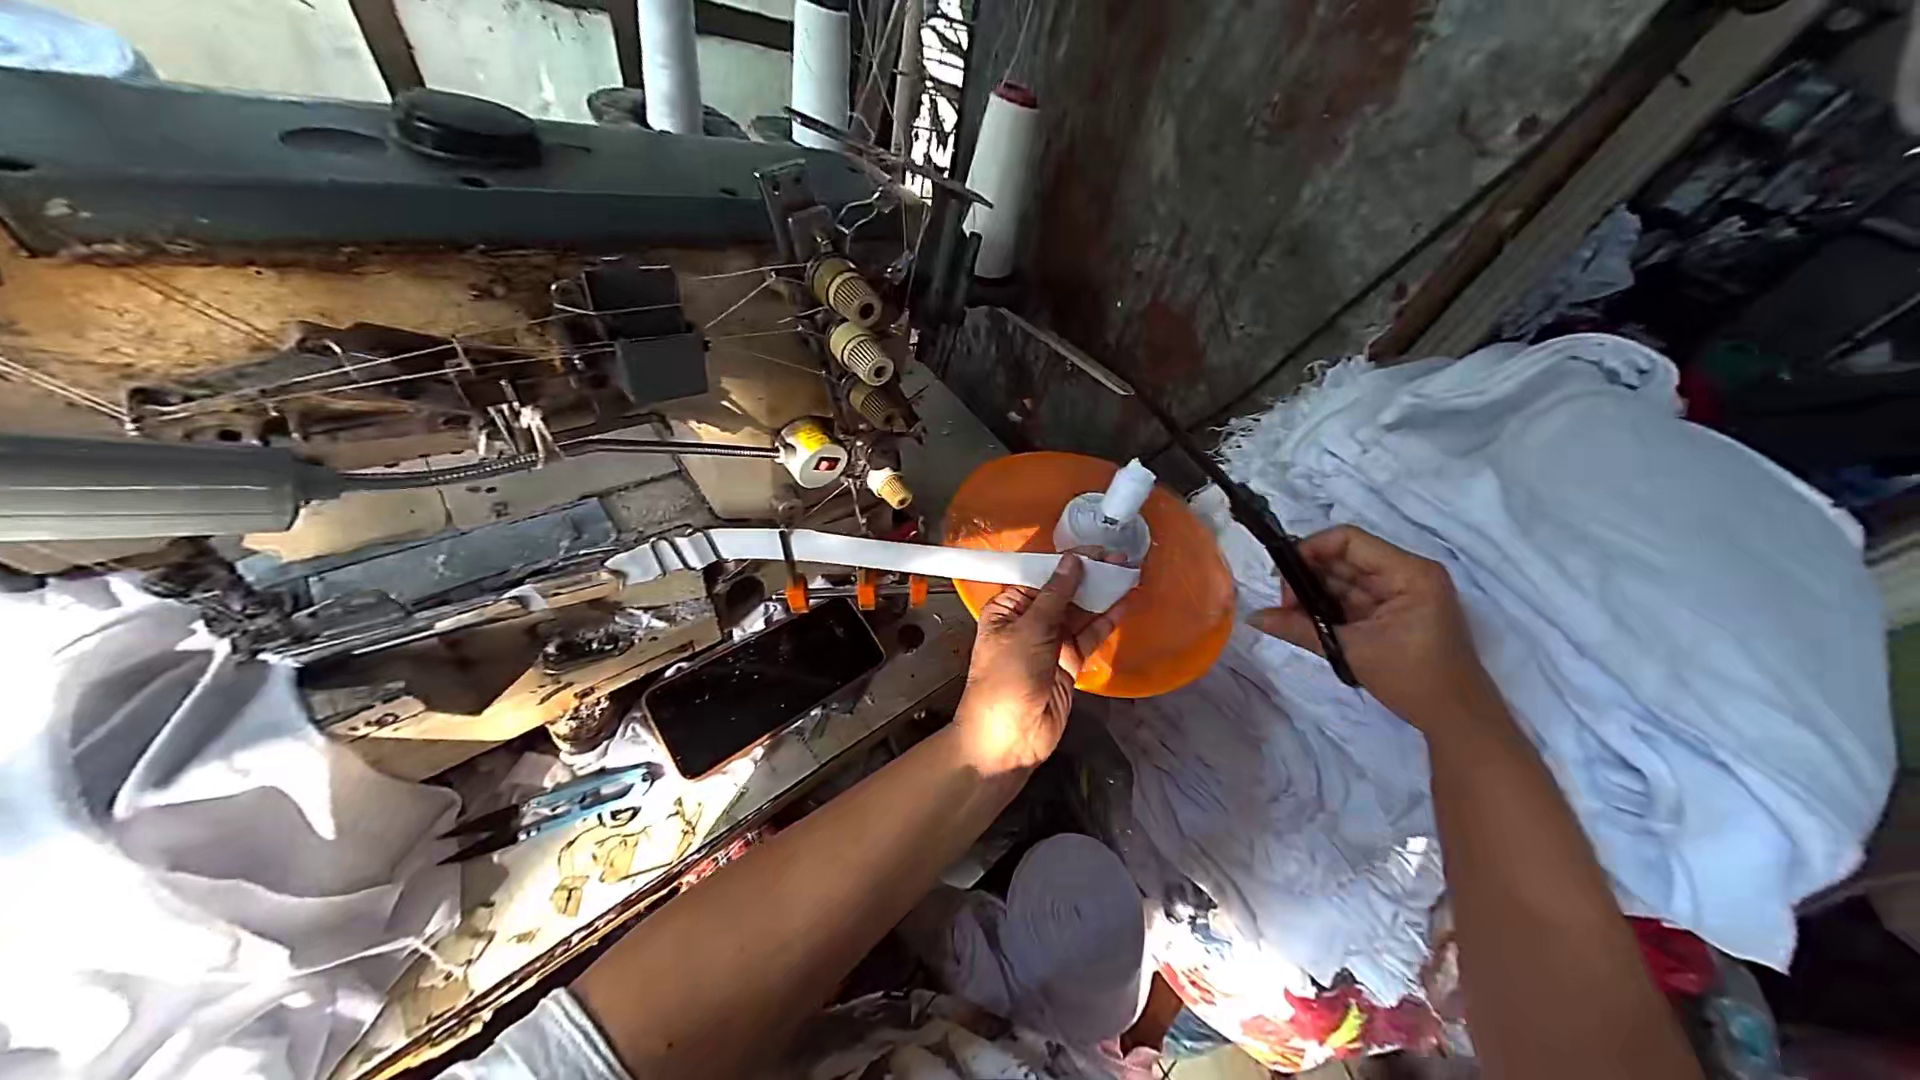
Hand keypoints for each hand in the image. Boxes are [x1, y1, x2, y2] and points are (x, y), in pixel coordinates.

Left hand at [954, 551, 1128, 773]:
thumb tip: (1071, 562)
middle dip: (1090, 574)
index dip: (1067, 561)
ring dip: (1102, 593)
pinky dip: (1106, 618)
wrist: (1008, 737)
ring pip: (1080, 610)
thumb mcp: (1028, 630)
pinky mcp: (1068, 660)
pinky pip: (1089, 634)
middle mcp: (1029, 620)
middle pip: (1063, 590)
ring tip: (1128, 573)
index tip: (1096, 549)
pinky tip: (1124, 601)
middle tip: (1120, 558)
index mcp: (1008, 607)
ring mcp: (1050, 641)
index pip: (1040, 575)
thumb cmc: (1006, 678)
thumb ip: (1054, 595)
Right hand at [1249, 525, 1499, 732]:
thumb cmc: (1414, 680)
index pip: (1349, 540)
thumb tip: (1252, 617)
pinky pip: (1349, 597)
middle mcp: (1405, 573)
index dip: (1310, 550)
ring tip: (1289, 615)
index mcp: (1408, 573)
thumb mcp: (1351, 651)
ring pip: (1342, 577)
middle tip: (1282, 603)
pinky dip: (1325, 605)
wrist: (1457, 719)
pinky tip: (1304, 619)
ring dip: (1312, 592)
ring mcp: (1399, 591)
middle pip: (1343, 557)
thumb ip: (1299, 629)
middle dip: (1307, 575)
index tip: (1282, 577)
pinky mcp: (1391, 609)